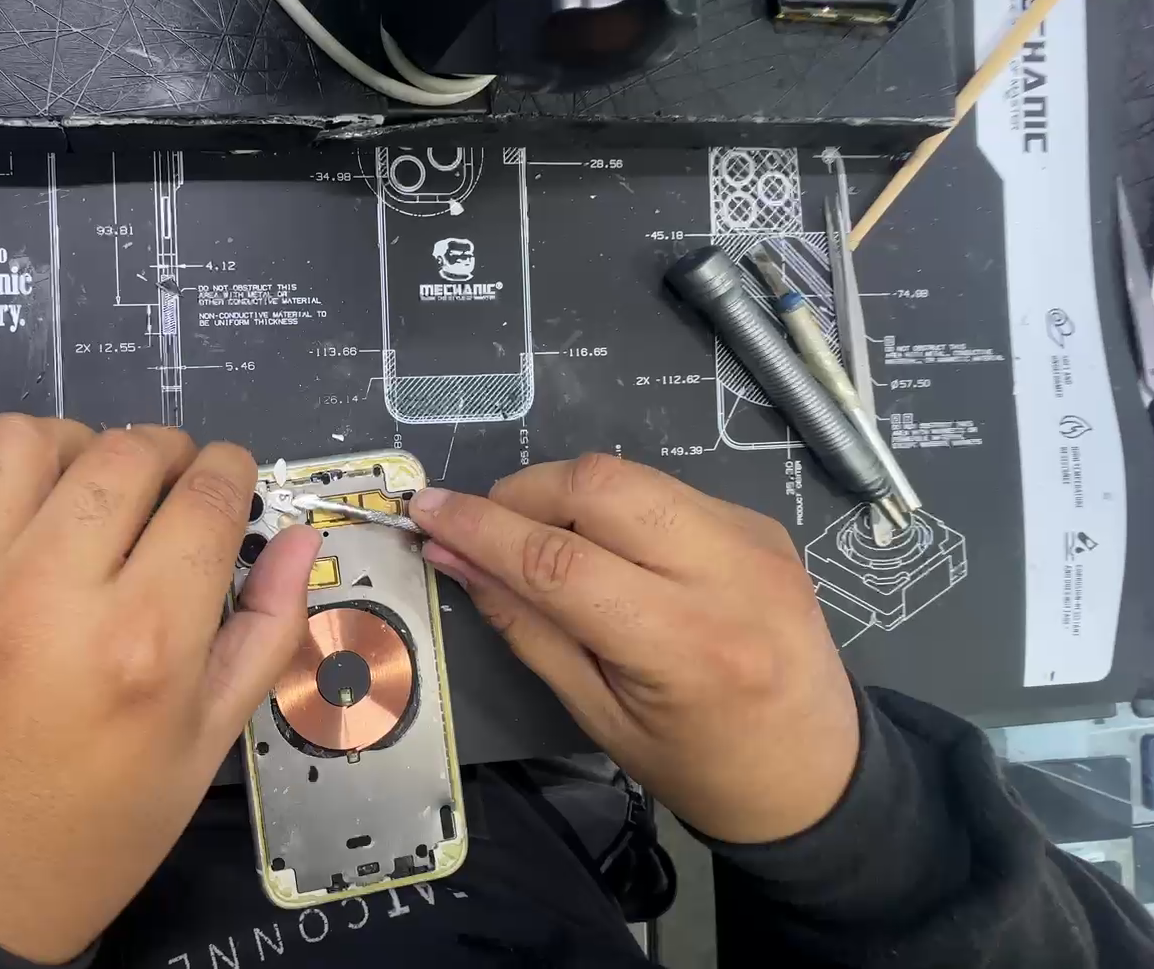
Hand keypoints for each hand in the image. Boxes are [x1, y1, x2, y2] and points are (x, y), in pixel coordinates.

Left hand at [0, 415, 320, 962]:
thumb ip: (267, 627)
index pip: (207, 499)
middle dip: (166, 452)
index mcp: (141, 644)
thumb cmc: (104, 818)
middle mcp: (43, 595)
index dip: (233, 471)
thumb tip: (300, 534)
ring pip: (19, 438)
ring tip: (80, 490)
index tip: (230, 477)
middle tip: (167, 487)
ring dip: (68, 447)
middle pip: (122, 454)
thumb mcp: (209, 738)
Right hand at [409, 453, 858, 844]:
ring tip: (535, 536)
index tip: (425, 509)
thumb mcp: (591, 709)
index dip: (479, 528)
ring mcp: (751, 538)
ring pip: (623, 473)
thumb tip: (452, 556)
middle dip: (519, 493)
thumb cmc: (694, 762)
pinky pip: (653, 486)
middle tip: (486, 528)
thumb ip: (519, 621)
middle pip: (597, 487)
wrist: (823, 775)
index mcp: (685, 645)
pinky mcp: (756, 521)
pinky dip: (602, 503)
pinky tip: (598, 545)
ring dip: (557, 492)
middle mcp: (728, 574)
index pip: (557, 561)